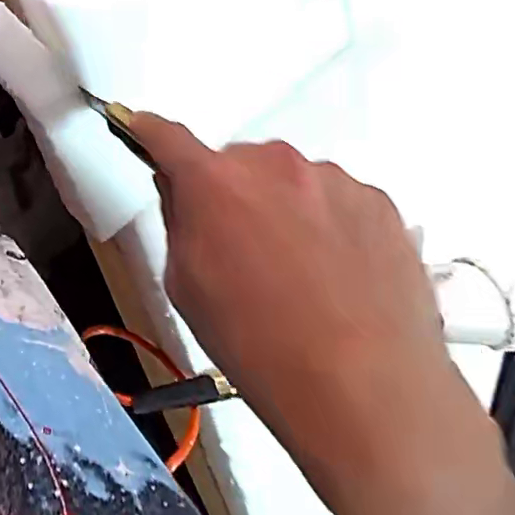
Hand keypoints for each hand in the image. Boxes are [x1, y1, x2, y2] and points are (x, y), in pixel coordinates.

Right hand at [130, 116, 514, 514]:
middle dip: (231, 191)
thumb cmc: (261, 345)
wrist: (367, 392)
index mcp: (214, 183)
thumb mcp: (186, 286)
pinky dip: (328, 223)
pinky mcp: (377, 200)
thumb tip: (182, 192)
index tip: (137, 122)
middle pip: (235, 163)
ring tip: (300, 272)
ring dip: (283, 207)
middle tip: (242, 246)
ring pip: (289, 179)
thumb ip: (178, 221)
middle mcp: (271, 164)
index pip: (166, 137)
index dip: (146, 128)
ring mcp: (330, 179)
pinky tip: (336, 274)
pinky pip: (335, 198)